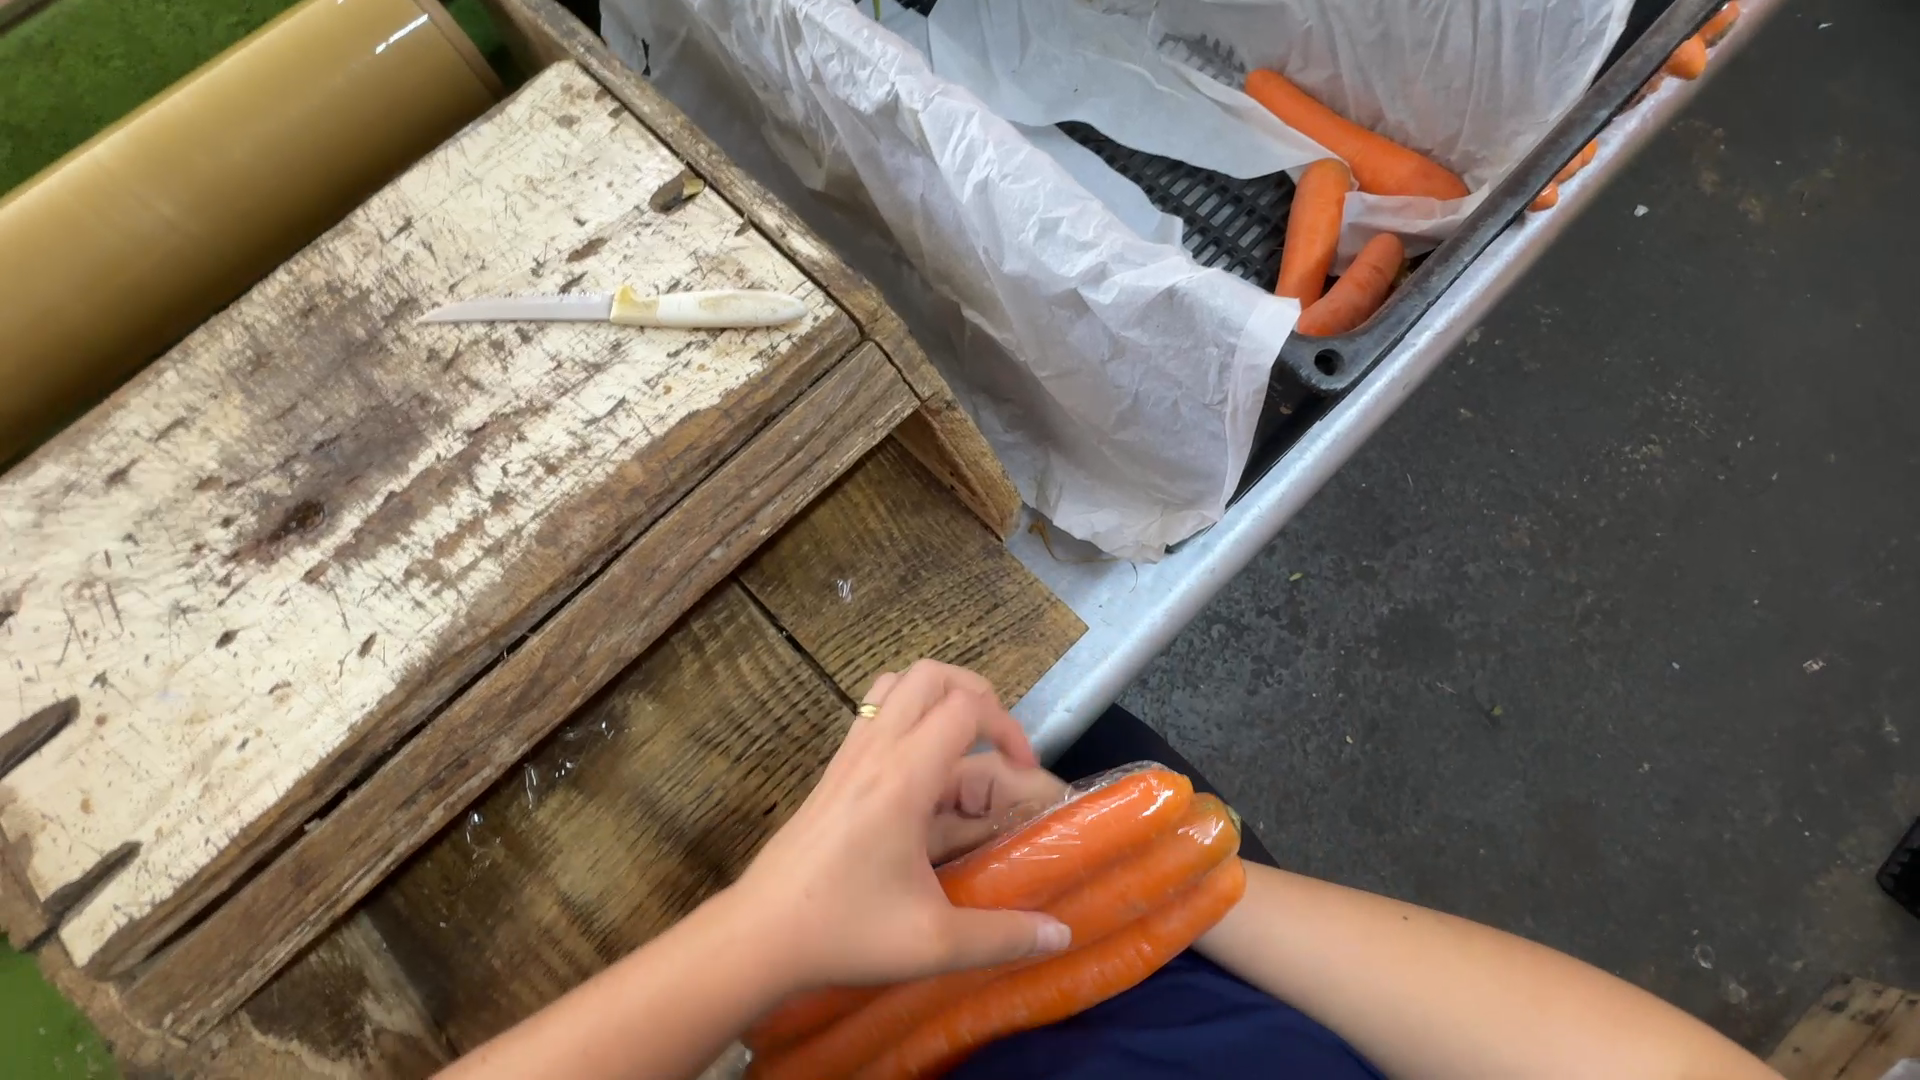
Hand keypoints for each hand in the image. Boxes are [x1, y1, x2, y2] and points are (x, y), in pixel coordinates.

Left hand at [727, 660, 1072, 993]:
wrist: (759, 935)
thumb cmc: (844, 931)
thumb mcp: (933, 944)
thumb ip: (1003, 936)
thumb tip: (1061, 935)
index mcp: (903, 777)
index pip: (966, 707)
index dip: (1008, 726)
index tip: (1025, 770)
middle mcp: (876, 748)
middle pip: (931, 674)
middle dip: (977, 693)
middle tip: (998, 741)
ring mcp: (850, 752)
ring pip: (897, 683)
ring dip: (938, 694)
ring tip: (962, 740)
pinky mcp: (834, 766)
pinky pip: (874, 709)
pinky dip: (908, 712)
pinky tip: (921, 768)